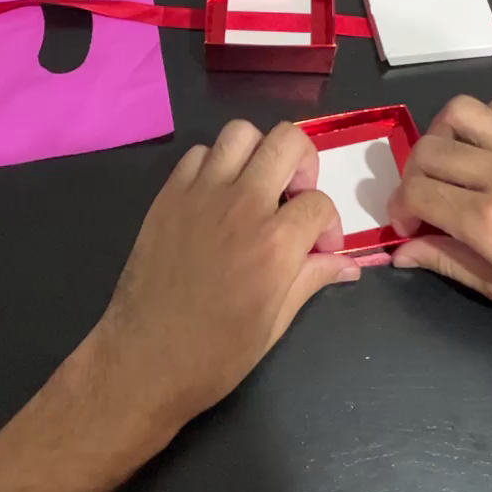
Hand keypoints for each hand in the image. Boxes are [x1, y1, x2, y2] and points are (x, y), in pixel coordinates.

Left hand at [82, 120, 358, 435]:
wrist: (144, 359)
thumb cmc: (215, 353)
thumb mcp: (275, 323)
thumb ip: (312, 279)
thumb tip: (348, 264)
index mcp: (275, 242)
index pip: (320, 202)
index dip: (330, 225)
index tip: (320, 250)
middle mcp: (241, 204)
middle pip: (288, 140)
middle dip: (305, 164)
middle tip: (295, 197)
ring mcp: (200, 194)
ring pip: (240, 132)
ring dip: (259, 153)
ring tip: (258, 187)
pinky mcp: (168, 195)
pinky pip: (198, 154)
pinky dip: (215, 165)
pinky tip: (217, 198)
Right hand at [387, 95, 491, 357]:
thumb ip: (449, 263)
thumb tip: (401, 253)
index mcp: (489, 221)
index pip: (416, 192)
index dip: (399, 209)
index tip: (408, 229)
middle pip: (428, 150)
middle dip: (411, 176)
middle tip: (422, 203)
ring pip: (461, 113)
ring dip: (441, 136)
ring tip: (450, 166)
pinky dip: (484, 121)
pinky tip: (489, 151)